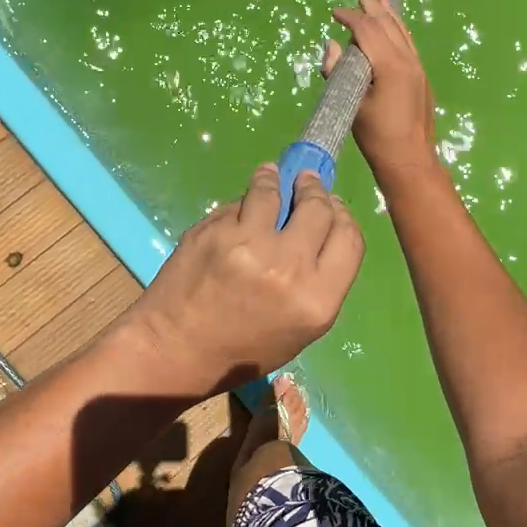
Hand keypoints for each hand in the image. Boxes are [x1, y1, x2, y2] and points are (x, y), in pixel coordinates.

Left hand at [123, 164, 363, 392]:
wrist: (177, 350)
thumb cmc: (243, 350)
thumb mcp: (300, 329)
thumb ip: (318, 281)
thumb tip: (319, 230)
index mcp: (318, 300)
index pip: (349, 239)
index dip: (343, 216)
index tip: (333, 205)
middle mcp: (291, 268)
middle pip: (319, 209)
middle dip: (314, 190)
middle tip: (307, 181)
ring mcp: (251, 246)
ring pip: (275, 193)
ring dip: (274, 180)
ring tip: (271, 175)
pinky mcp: (216, 232)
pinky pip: (239, 204)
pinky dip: (243, 199)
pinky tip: (242, 200)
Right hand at [324, 0, 439, 183]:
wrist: (410, 159)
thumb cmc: (377, 136)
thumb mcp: (351, 104)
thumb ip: (338, 73)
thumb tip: (332, 45)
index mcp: (390, 64)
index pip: (368, 29)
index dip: (350, 16)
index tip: (334, 11)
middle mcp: (408, 60)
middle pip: (388, 24)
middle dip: (373, 7)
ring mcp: (418, 68)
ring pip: (403, 32)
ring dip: (390, 14)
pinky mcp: (422, 78)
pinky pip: (409, 44)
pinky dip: (399, 31)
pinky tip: (395, 28)